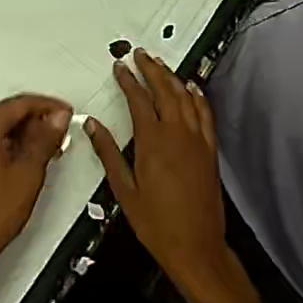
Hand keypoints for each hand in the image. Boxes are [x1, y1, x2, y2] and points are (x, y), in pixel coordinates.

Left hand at [0, 93, 72, 280]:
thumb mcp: (28, 172)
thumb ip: (45, 139)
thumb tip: (56, 119)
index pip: (20, 103)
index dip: (47, 106)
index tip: (66, 113)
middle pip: (9, 112)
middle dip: (38, 120)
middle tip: (62, 130)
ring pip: (1, 126)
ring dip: (26, 133)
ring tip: (51, 147)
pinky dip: (12, 144)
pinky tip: (30, 158)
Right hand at [86, 50, 228, 288]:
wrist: (196, 248)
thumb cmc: (156, 223)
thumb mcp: (123, 189)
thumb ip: (108, 153)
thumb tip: (92, 125)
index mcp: (153, 143)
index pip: (139, 100)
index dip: (128, 80)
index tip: (120, 67)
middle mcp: (178, 136)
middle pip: (164, 91)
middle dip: (151, 69)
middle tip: (140, 54)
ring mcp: (198, 142)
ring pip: (186, 98)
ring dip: (172, 77)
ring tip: (160, 64)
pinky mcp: (210, 152)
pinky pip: (206, 115)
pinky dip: (198, 97)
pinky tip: (191, 88)